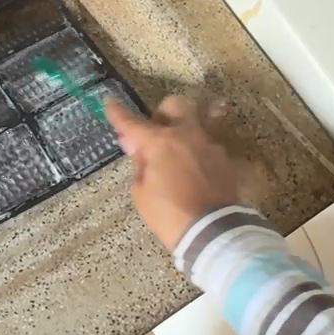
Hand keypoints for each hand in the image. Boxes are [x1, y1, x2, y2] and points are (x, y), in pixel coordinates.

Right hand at [105, 95, 240, 251]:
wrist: (212, 231)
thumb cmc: (168, 213)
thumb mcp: (141, 192)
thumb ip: (139, 163)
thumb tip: (137, 147)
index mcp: (160, 142)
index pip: (132, 122)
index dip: (118, 113)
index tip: (109, 103)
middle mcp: (186, 136)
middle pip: (174, 105)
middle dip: (161, 114)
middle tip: (153, 134)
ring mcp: (208, 146)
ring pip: (192, 128)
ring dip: (180, 139)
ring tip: (173, 163)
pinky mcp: (224, 160)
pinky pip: (205, 149)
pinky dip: (195, 157)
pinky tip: (191, 176)